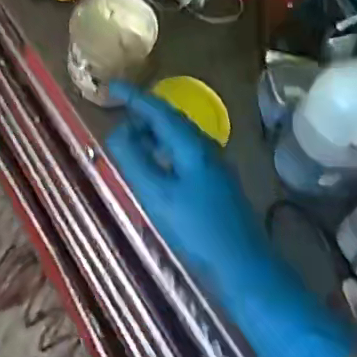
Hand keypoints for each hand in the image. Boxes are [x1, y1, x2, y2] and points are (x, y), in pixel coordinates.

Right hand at [103, 81, 265, 285]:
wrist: (246, 269)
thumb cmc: (197, 231)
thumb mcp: (156, 194)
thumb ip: (133, 158)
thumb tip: (117, 131)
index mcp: (191, 145)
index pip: (157, 109)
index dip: (133, 96)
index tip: (110, 86)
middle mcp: (205, 147)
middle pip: (169, 118)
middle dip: (141, 113)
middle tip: (116, 115)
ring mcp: (213, 165)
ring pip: (176, 136)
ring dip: (151, 132)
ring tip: (128, 141)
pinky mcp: (215, 182)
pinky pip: (182, 151)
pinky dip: (162, 149)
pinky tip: (152, 165)